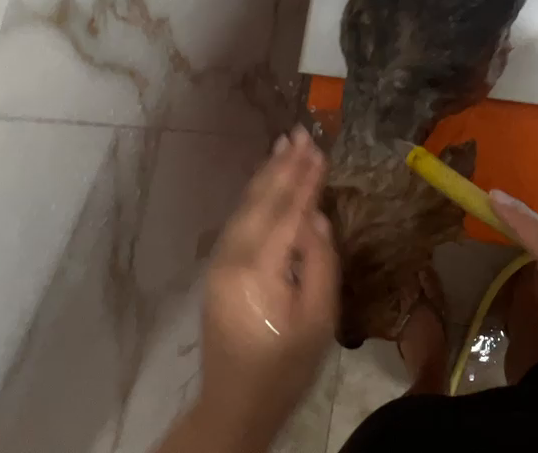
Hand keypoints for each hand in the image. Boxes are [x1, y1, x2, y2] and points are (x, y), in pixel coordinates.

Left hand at [191, 128, 337, 447]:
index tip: (320, 150)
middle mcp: (234, 256)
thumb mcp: (318, 320)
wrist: (235, 404)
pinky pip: (238, 219)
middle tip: (301, 132)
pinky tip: (265, 182)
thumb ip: (320, 263)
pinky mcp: (217, 268)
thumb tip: (317, 216)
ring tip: (284, 146)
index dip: (305, 180)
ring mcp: (220, 261)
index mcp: (260, 268)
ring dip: (266, 175)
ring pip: (246, 206)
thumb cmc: (286, 366)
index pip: (288, 211)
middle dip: (283, 166)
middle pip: (262, 201)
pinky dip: (254, 195)